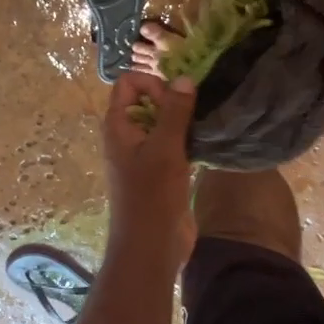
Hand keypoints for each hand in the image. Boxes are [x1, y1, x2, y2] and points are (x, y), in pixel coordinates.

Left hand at [103, 70, 197, 273]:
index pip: (127, 83)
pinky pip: (171, 143)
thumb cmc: (152, 195)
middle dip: (170, 99)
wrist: (151, 245)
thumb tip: (183, 78)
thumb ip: (174, 111)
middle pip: (145, 100)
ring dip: (180, 120)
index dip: (151, 84)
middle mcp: (126, 136)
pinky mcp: (159, 171)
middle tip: (194, 112)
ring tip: (204, 123)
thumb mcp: (165, 148)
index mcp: (117, 125)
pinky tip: (205, 142)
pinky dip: (185, 138)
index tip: (173, 101)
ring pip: (160, 123)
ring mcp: (142, 154)